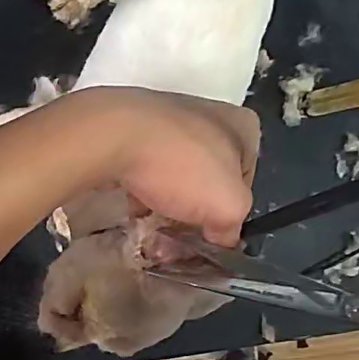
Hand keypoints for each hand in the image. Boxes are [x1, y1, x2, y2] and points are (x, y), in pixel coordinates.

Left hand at [58, 87, 260, 245]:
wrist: (113, 136)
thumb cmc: (182, 167)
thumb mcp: (228, 208)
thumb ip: (231, 228)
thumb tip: (220, 239)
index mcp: (242, 127)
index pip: (245, 182)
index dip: (228, 214)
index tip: (209, 236)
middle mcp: (209, 116)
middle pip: (207, 181)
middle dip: (191, 217)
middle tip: (177, 244)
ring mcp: (168, 120)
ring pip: (174, 177)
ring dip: (164, 209)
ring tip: (151, 236)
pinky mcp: (133, 129)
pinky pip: (143, 169)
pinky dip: (140, 193)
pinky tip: (132, 214)